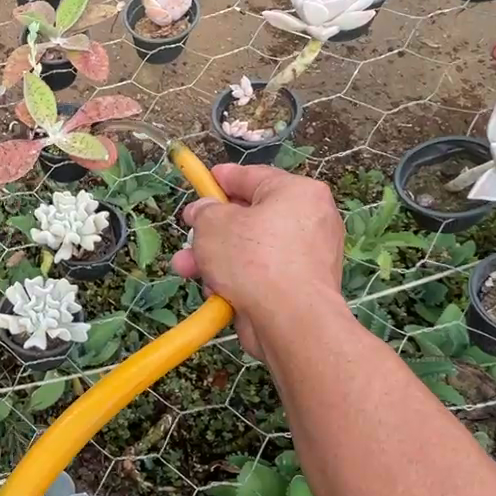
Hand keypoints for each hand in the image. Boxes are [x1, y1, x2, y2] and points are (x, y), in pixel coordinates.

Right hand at [170, 162, 344, 358]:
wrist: (290, 318)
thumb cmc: (253, 258)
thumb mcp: (213, 223)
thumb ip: (203, 211)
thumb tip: (203, 211)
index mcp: (297, 193)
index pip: (253, 176)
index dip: (221, 178)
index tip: (202, 180)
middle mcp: (309, 220)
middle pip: (248, 217)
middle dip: (210, 230)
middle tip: (188, 234)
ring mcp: (307, 256)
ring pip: (249, 249)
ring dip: (213, 258)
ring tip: (185, 268)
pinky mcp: (300, 286)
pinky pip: (260, 273)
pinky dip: (235, 279)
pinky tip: (213, 290)